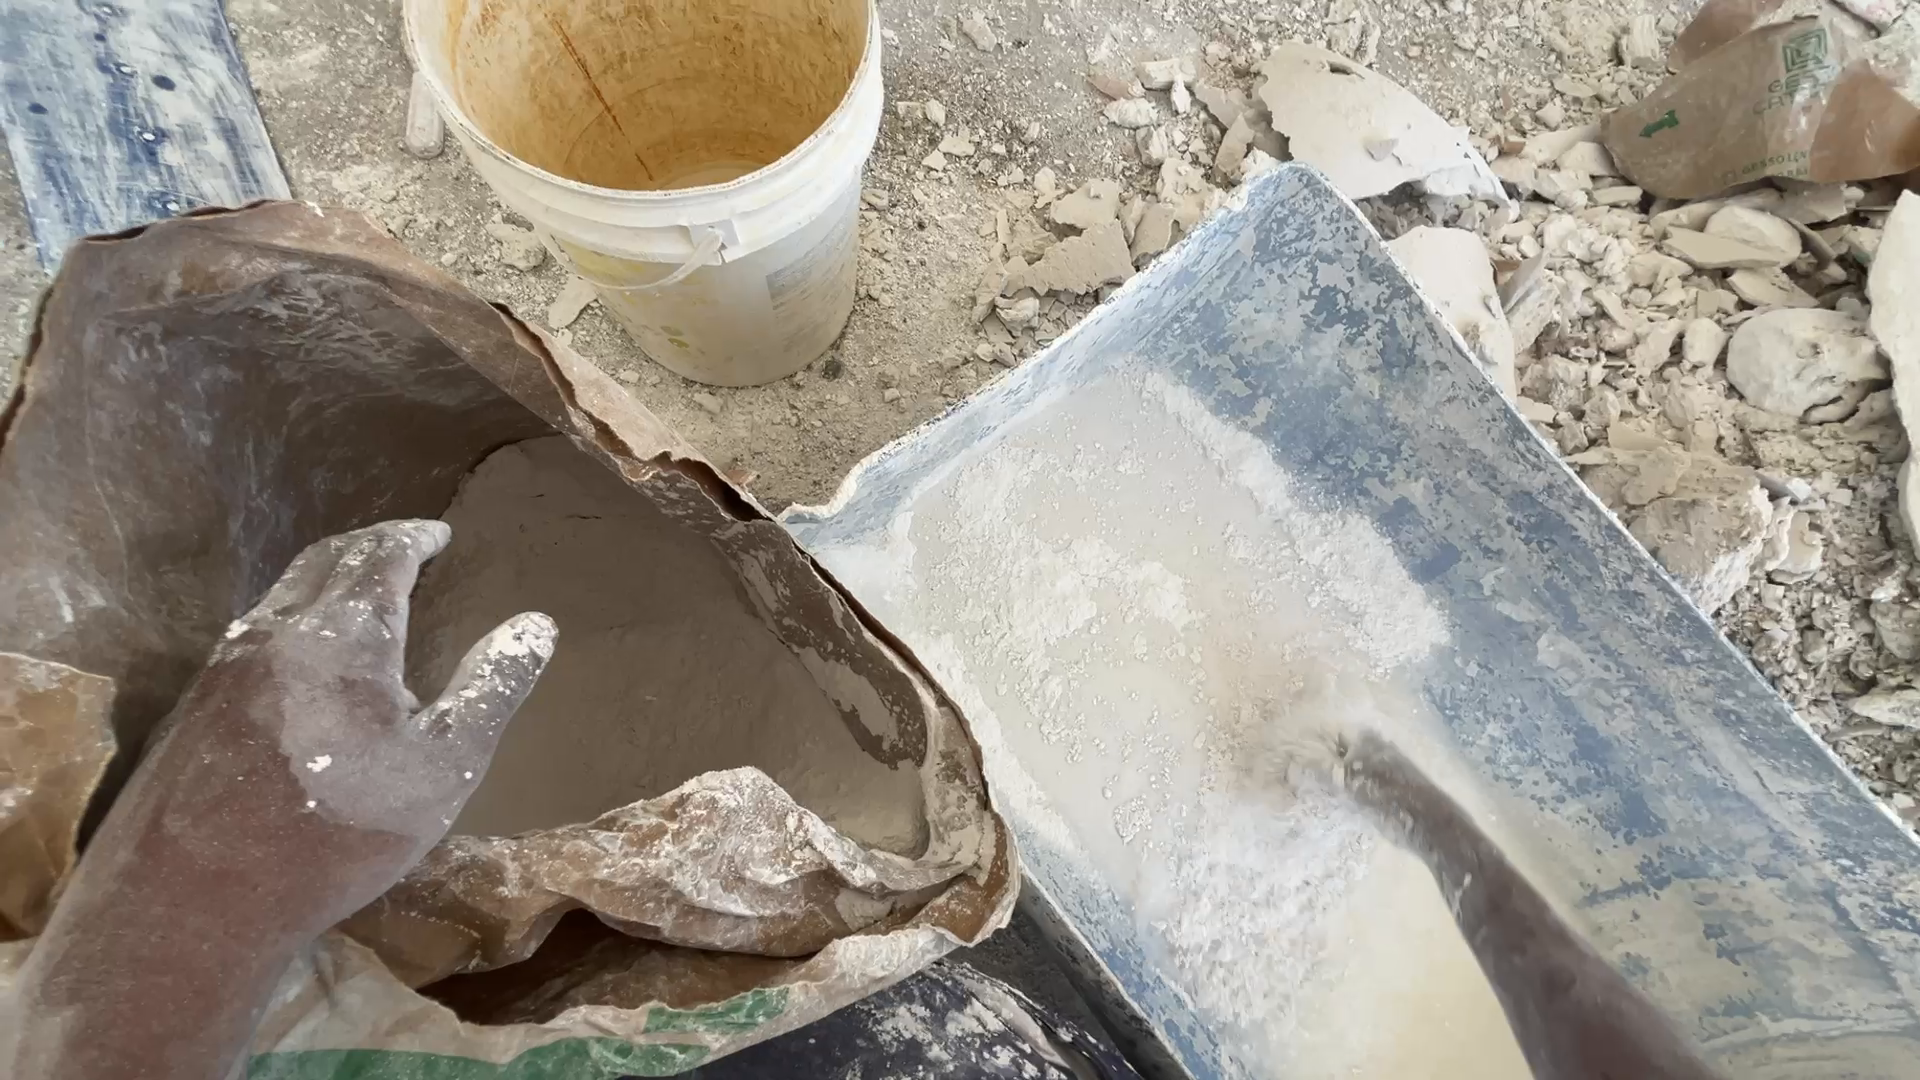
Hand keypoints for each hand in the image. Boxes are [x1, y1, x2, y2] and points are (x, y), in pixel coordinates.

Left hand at [4, 519, 553, 1079]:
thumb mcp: (450, 760)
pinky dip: (301, 611)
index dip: (415, 537)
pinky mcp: (193, 709)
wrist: (189, 916)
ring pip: (284, 592)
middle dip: (372, 544)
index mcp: (344, 637)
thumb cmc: (343, 829)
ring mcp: (222, 671)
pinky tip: (316, 651)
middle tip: (410, 546)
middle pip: (325, 561)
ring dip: (332, 575)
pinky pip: (258, 629)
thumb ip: (496, 683)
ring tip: (370, 589)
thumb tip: (537, 623)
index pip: (380, 555)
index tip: (441, 533)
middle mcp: (275, 636)